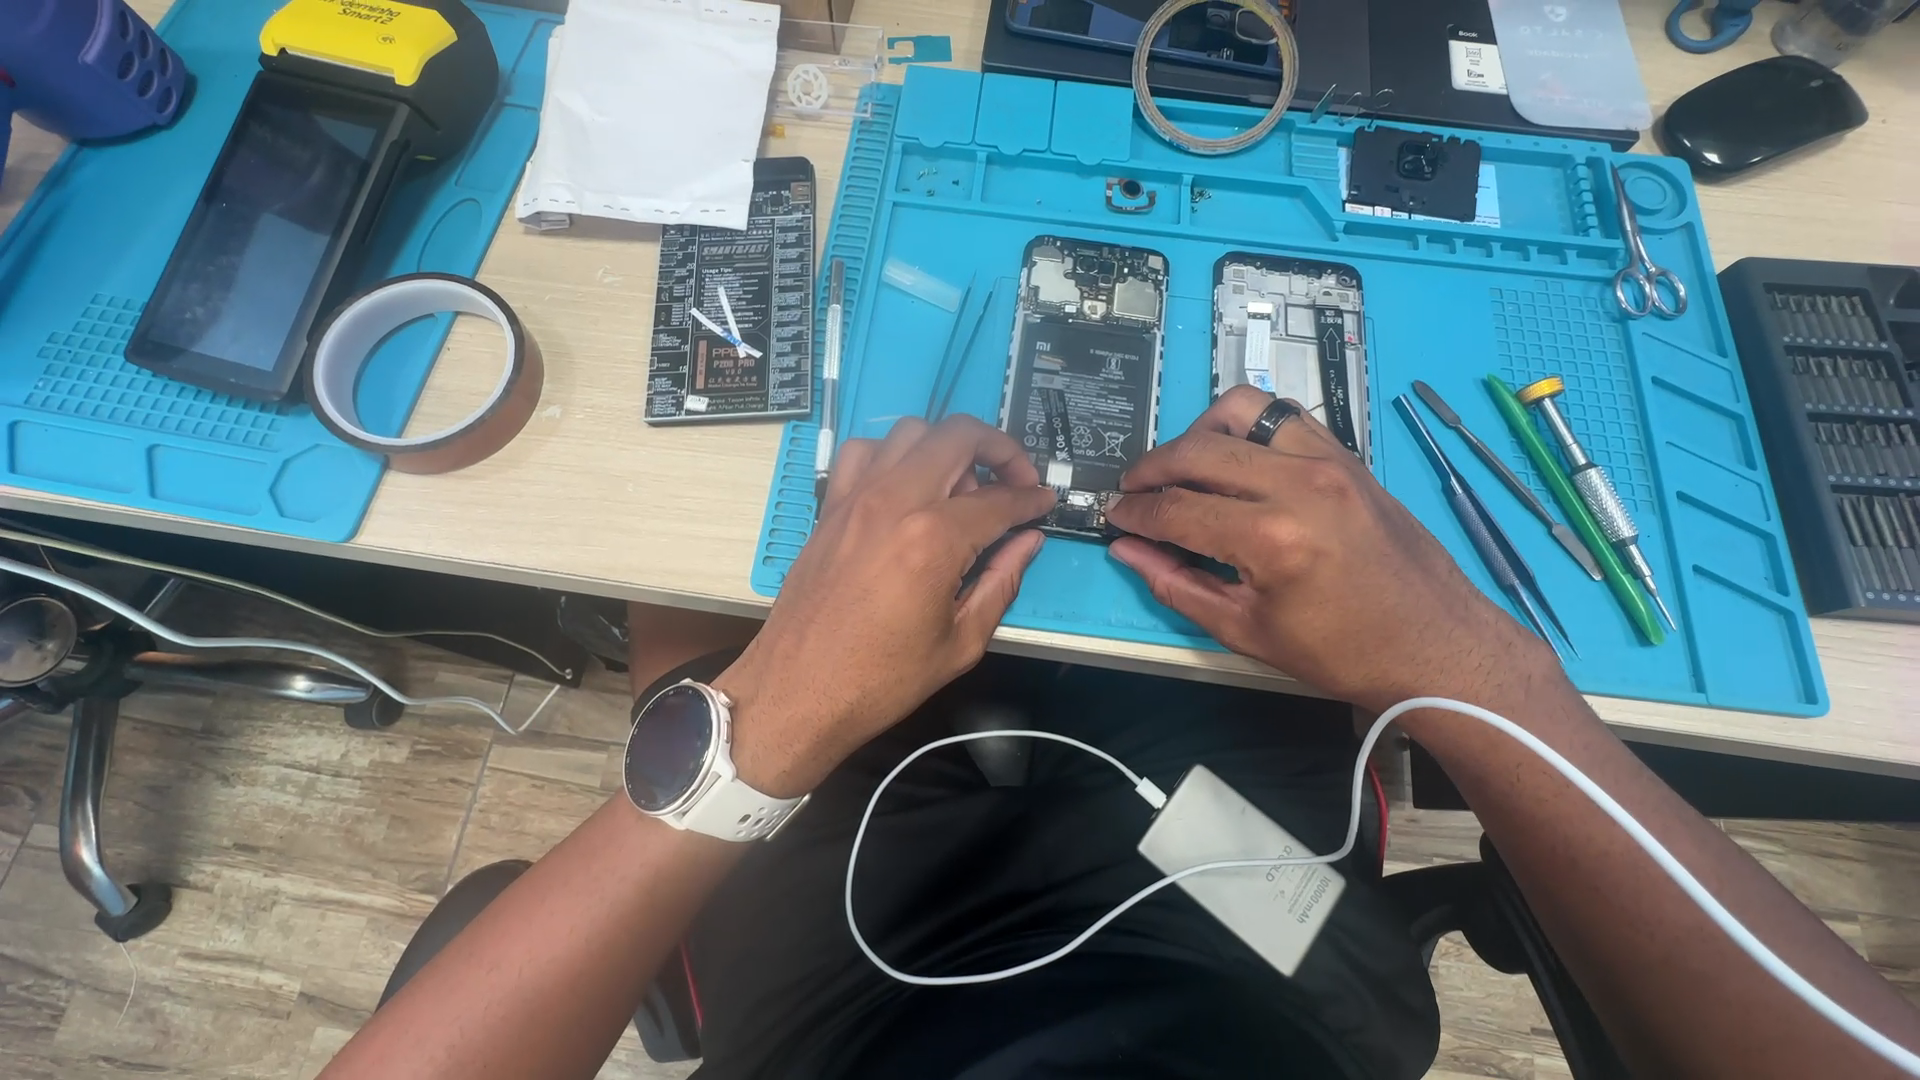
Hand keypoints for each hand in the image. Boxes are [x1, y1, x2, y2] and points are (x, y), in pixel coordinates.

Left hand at [717, 416, 1056, 796]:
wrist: (798, 692)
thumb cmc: (882, 679)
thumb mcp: (961, 643)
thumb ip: (1002, 583)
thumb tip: (1027, 542)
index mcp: (934, 538)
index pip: (999, 499)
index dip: (1031, 500)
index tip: (1045, 503)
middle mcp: (895, 501)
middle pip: (958, 435)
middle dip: (999, 449)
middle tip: (1015, 481)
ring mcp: (856, 498)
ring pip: (910, 432)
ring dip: (947, 448)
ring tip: (960, 489)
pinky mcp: (831, 508)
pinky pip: (863, 452)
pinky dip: (893, 454)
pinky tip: (905, 487)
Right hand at [1104, 386, 1554, 712]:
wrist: (1436, 644)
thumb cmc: (1339, 651)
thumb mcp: (1245, 631)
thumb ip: (1177, 584)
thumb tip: (1127, 549)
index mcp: (1271, 538)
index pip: (1176, 508)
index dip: (1134, 513)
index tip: (1114, 517)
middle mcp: (1298, 484)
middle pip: (1197, 451)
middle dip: (1150, 469)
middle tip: (1133, 492)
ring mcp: (1328, 461)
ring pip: (1240, 410)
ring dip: (1197, 433)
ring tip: (1184, 466)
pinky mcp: (1347, 455)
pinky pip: (1284, 415)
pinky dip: (1246, 427)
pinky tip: (1235, 458)